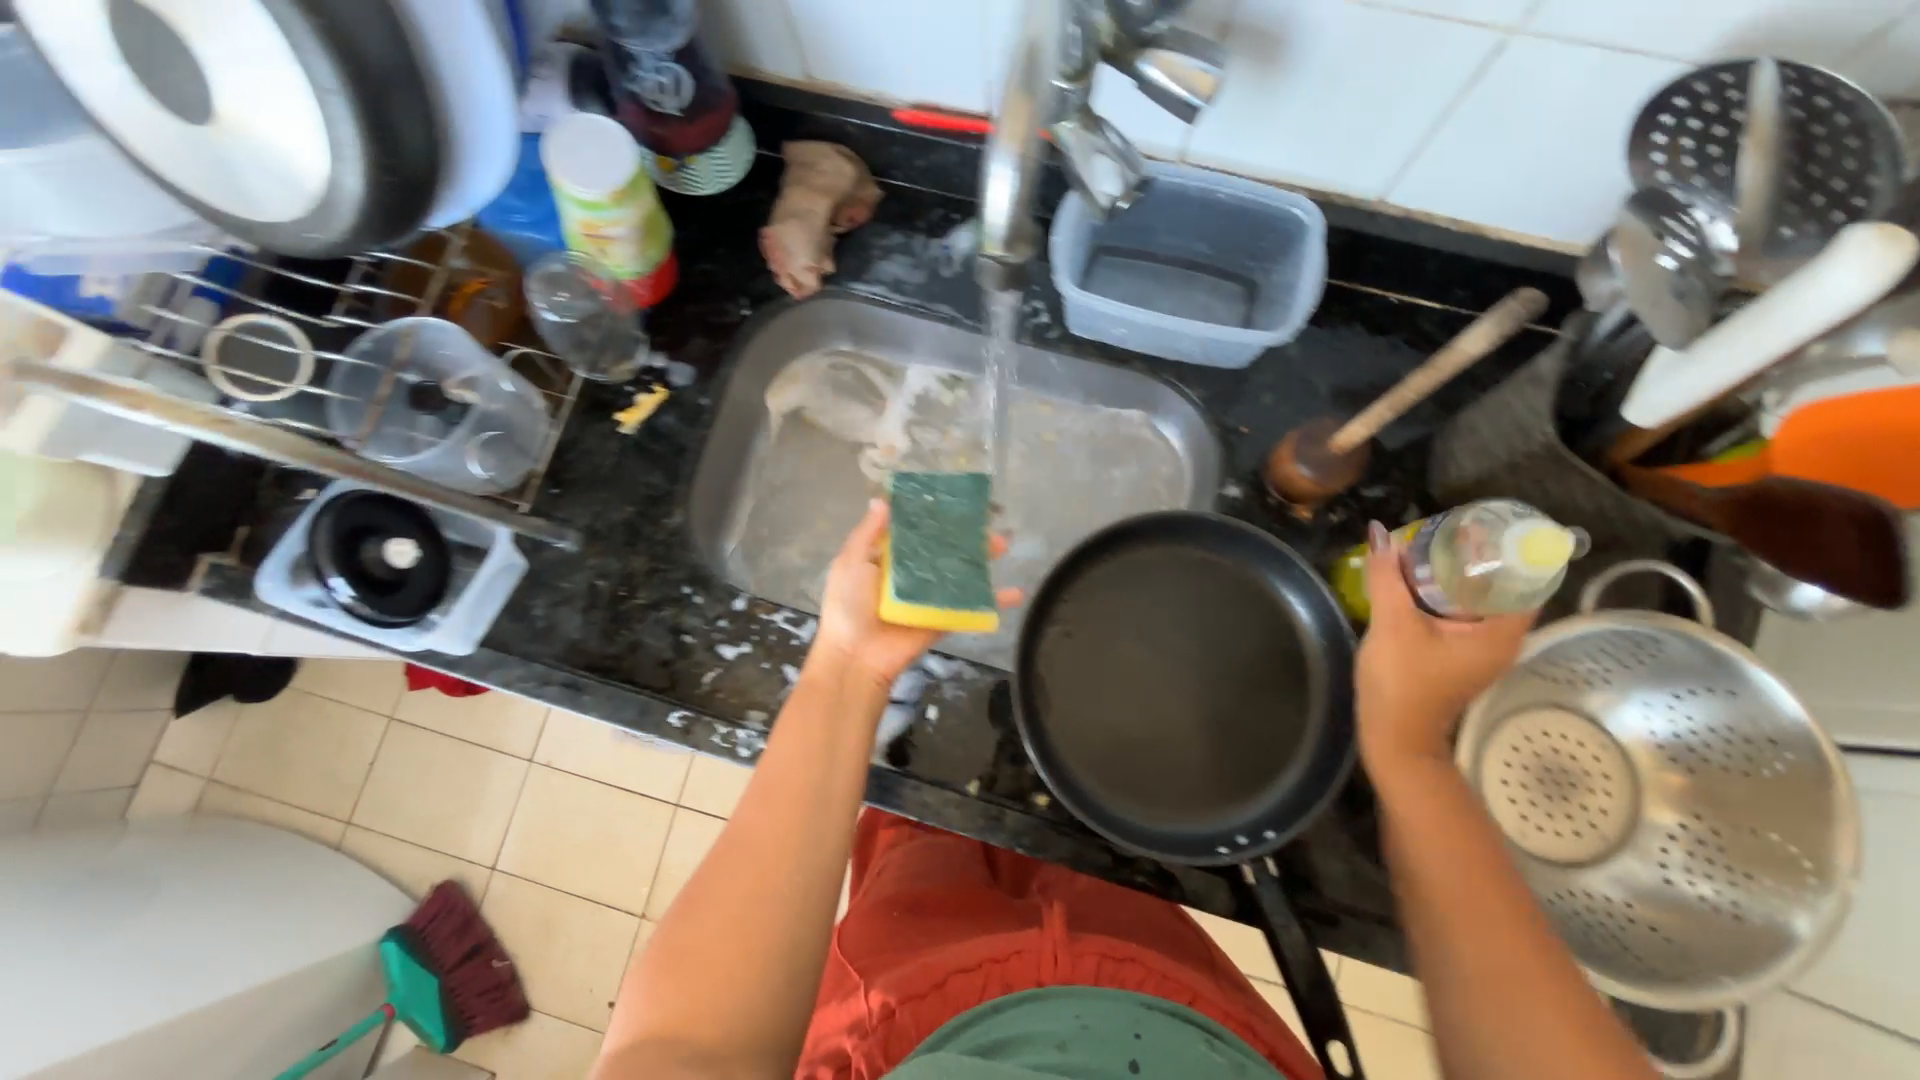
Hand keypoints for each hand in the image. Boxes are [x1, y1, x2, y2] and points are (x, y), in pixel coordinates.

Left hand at [812, 498, 1022, 689]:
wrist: (856, 656)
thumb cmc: (848, 605)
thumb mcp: (850, 561)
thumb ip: (869, 532)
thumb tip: (883, 499)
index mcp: (889, 559)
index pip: (916, 534)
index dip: (934, 518)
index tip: (955, 501)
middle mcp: (912, 576)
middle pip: (944, 552)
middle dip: (966, 537)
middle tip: (986, 522)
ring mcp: (931, 598)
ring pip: (961, 575)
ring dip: (983, 560)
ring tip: (1003, 545)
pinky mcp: (945, 619)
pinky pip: (972, 607)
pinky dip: (995, 601)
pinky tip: (1017, 592)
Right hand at [1356, 520, 1533, 769]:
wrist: (1394, 737)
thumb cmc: (1402, 682)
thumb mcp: (1392, 624)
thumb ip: (1386, 576)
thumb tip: (1379, 532)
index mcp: (1501, 631)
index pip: (1527, 576)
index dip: (1510, 546)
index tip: (1485, 522)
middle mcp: (1503, 639)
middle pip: (1504, 586)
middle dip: (1480, 557)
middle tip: (1452, 529)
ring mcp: (1483, 651)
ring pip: (1482, 601)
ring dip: (1462, 576)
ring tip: (1434, 548)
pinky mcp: (1462, 657)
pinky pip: (1466, 614)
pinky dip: (1450, 595)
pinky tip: (1422, 583)